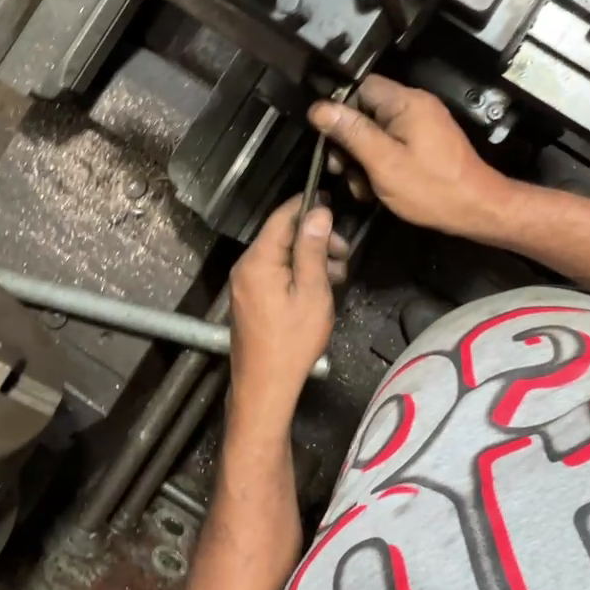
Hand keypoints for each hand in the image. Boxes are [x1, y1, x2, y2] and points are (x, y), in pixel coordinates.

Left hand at [227, 198, 347, 426]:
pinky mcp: (250, 298)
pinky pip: (275, 272)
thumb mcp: (312, 292)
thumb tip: (317, 212)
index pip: (282, 217)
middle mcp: (246, 266)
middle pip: (282, 235)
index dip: (307, 206)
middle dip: (315, 238)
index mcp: (258, 260)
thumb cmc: (292, 341)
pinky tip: (320, 288)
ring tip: (338, 275)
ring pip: (281, 255)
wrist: (265, 387)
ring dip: (310, 258)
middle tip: (344, 253)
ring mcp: (245, 283)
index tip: (332, 203)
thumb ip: (312, 249)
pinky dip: (298, 272)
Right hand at [308, 75, 516, 239]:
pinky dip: (380, 164)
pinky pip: (392, 144)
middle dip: (350, 142)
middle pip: (366, 111)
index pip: (360, 88)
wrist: (478, 210)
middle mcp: (416, 106)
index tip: (329, 140)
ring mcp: (423, 125)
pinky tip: (375, 188)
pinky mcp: (426, 143)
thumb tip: (319, 107)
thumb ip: (352, 133)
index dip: (340, 111)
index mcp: (406, 102)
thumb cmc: (431, 189)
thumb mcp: (383, 162)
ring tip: (360, 187)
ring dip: (363, 159)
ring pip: (377, 132)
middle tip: (341, 170)